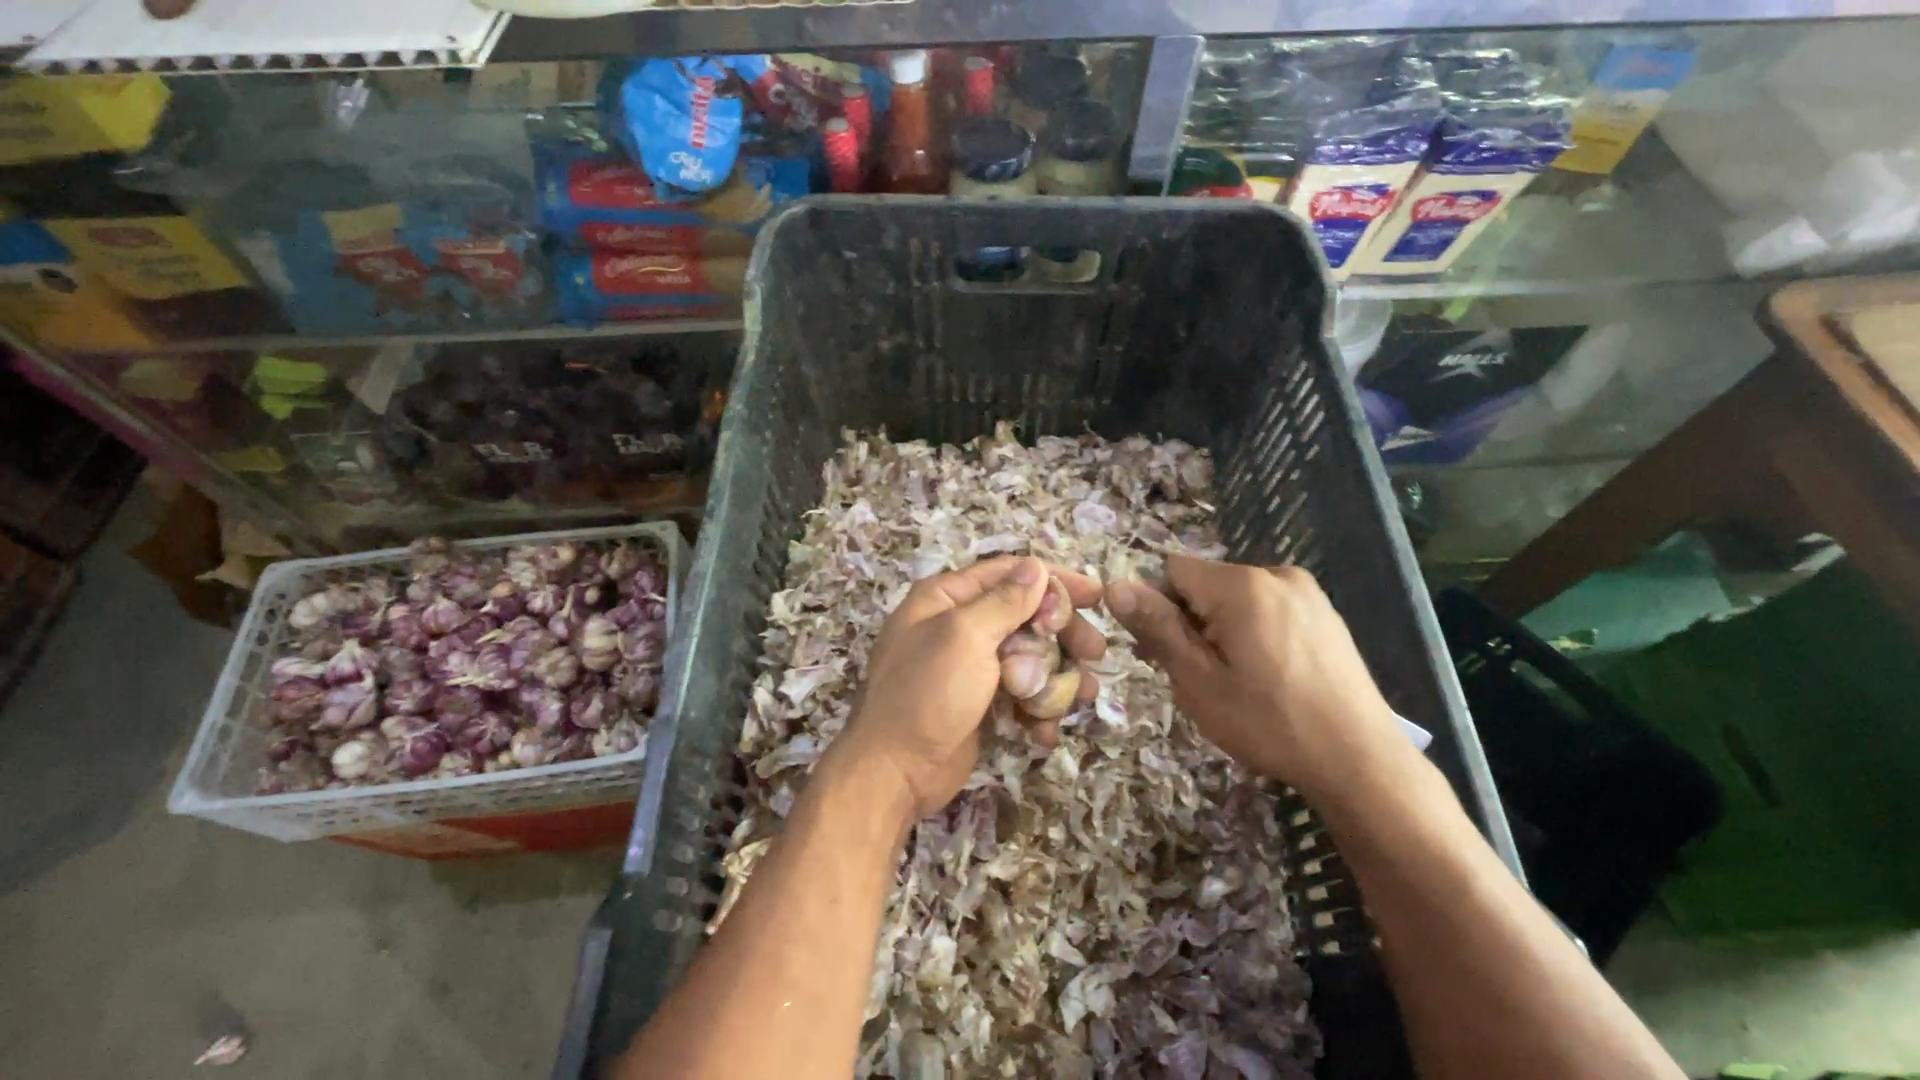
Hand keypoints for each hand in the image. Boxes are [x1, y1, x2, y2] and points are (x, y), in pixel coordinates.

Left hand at [826, 556, 1105, 823]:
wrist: (894, 773)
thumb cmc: (926, 694)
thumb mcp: (965, 637)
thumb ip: (1005, 602)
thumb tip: (1036, 567)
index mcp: (947, 599)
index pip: (1010, 573)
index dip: (1054, 581)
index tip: (1096, 596)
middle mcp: (959, 627)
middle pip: (1028, 617)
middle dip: (1062, 636)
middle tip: (1094, 653)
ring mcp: (971, 669)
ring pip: (1032, 659)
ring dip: (1055, 680)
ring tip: (1071, 700)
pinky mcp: (981, 705)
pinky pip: (1022, 696)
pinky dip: (1037, 712)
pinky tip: (1042, 732)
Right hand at [1105, 556, 1405, 801]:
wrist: (1359, 759)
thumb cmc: (1269, 723)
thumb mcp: (1198, 680)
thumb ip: (1157, 627)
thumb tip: (1114, 585)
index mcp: (1242, 585)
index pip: (1172, 570)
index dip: (1157, 608)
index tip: (1162, 655)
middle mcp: (1276, 574)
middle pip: (1206, 584)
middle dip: (1190, 623)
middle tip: (1196, 679)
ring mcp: (1307, 594)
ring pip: (1237, 600)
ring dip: (1221, 632)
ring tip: (1234, 685)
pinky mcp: (1325, 616)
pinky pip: (1269, 611)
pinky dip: (1253, 636)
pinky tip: (1267, 680)